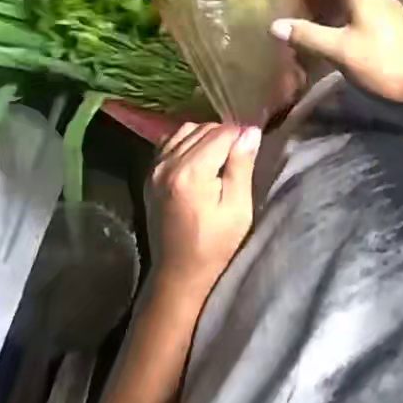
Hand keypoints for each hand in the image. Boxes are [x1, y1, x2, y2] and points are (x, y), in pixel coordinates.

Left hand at [147, 123, 258, 293]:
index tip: (252, 151)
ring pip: (186, 130)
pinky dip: (186, 142)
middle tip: (239, 157)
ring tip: (220, 158)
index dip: (241, 137)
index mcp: (191, 172)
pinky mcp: (150, 174)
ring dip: (206, 136)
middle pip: (203, 128)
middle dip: (225, 136)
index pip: (222, 133)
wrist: (178, 274)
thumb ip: (241, 166)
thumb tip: (250, 131)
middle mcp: (168, 163)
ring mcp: (154, 168)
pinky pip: (170, 142)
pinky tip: (198, 159)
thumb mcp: (238, 209)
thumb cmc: (215, 246)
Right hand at [269, 0, 402, 103]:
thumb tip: (274, 24)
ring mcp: (386, 10)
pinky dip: (343, 20)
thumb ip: (308, 36)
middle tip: (299, 12)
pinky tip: (337, 41)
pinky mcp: (392, 27)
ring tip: (312, 28)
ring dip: (331, 8)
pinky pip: (361, 13)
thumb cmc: (386, 61)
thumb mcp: (341, 50)